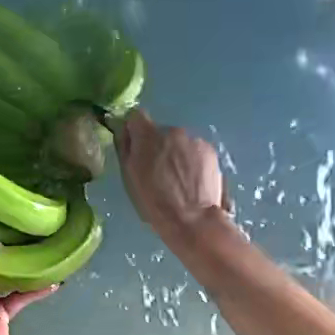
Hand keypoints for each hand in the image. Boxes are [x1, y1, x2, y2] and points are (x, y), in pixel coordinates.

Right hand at [113, 109, 227, 238]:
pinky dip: (191, 160)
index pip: (136, 116)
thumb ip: (126, 147)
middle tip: (157, 169)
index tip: (135, 145)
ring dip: (176, 153)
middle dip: (157, 145)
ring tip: (177, 178)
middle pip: (160, 132)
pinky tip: (192, 179)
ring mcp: (194, 140)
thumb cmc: (153, 200)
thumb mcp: (129, 174)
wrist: (192, 218)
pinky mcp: (210, 151)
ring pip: (179, 142)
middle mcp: (172, 131)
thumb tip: (123, 131)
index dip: (134, 129)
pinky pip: (195, 150)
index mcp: (147, 135)